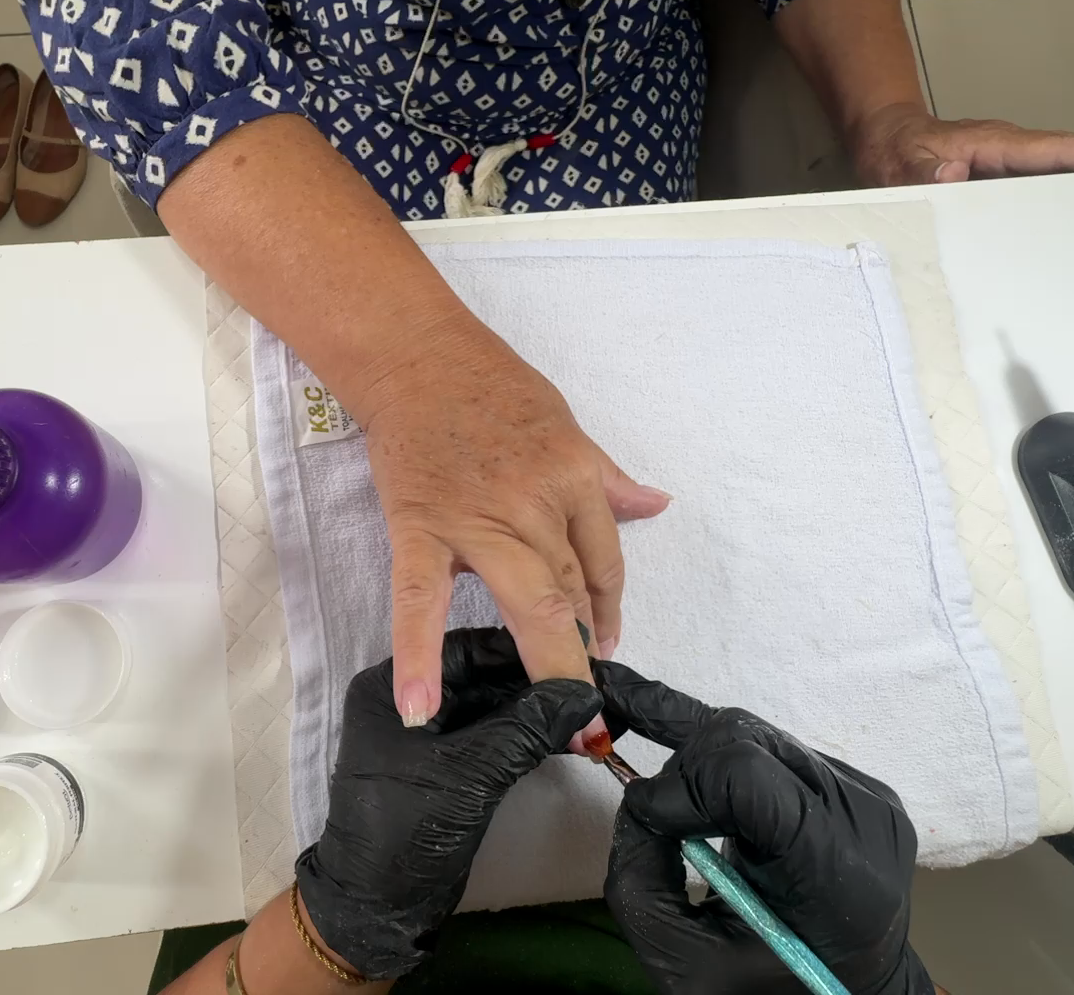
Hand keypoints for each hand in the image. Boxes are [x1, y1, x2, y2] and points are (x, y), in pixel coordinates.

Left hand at [295, 628, 602, 978]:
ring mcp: (427, 732)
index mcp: (392, 684)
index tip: (577, 651)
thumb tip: (585, 691)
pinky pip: (490, 732)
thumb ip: (527, 725)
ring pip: (490, 704)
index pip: (467, 649)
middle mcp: (407, 698)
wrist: (379, 911)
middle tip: (591, 688)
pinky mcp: (445, 762)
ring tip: (587, 713)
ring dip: (535, 711)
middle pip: (481, 675)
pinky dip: (525, 734)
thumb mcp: (471, 771)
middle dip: (535, 683)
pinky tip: (563, 735)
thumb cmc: (409, 829)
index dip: (523, 649)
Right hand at [358, 326, 669, 726]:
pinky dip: (419, 653)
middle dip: (585, 654)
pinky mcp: (421, 527)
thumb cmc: (492, 385)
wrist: (418, 359)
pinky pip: (421, 597)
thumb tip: (655, 505)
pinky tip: (422, 706)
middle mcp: (537, 506)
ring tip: (554, 714)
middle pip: (574, 592)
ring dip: (545, 660)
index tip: (609, 645)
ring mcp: (478, 521)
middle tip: (591, 713)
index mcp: (575, 476)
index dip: (611, 609)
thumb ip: (605, 477)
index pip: (605, 560)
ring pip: (525, 602)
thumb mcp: (565, 424)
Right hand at [595, 660, 934, 994]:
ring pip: (748, 729)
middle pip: (744, 739)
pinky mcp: (848, 779)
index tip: (646, 814)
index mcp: (837, 878)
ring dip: (694, 753)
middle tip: (644, 797)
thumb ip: (638, 871)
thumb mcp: (678, 958)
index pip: (747, 777)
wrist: (846, 994)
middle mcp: (861, 820)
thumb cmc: (764, 987)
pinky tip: (683, 757)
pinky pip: (762, 740)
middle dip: (680, 765)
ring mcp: (861, 794)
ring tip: (664, 784)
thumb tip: (638, 795)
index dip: (682, 784)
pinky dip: (714, 752)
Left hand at [849, 102, 1073, 187]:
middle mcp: (1017, 150)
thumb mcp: (896, 162)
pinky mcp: (1004, 175)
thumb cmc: (891, 150)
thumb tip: (950, 175)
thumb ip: (918, 171)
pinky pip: (1052, 179)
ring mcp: (1014, 162)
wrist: (882, 140)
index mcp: (1000, 146)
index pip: (1067, 151)